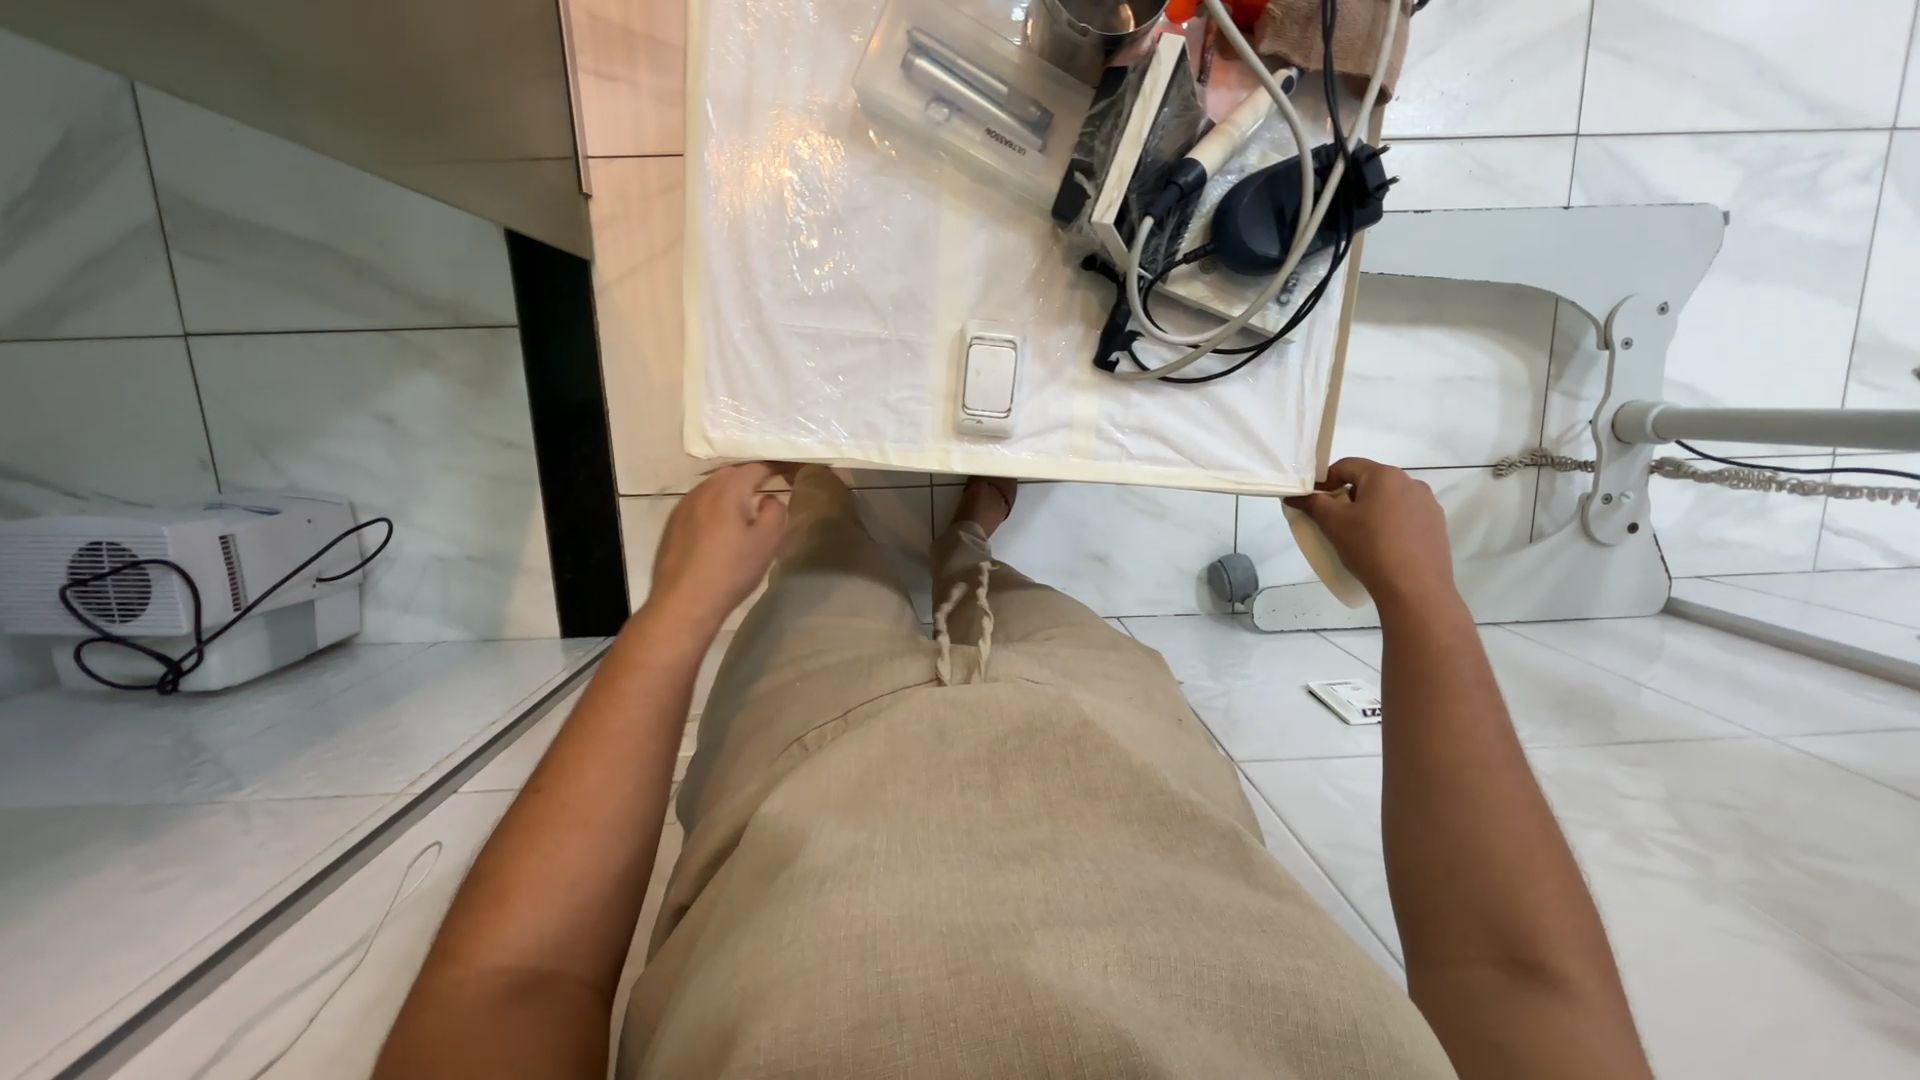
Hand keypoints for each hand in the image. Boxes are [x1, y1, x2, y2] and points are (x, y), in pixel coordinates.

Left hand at [647, 463, 788, 632]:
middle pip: (731, 473)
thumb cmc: (731, 571)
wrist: (684, 602)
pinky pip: (699, 504)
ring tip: (746, 505)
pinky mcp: (672, 525)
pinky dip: (715, 505)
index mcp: (727, 490)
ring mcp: (683, 507)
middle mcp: (701, 491)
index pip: (756, 467)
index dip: (776, 466)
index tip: (791, 470)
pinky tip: (721, 526)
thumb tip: (770, 499)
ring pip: (712, 488)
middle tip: (770, 484)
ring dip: (731, 491)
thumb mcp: (767, 542)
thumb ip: (775, 512)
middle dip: (751, 475)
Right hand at [1283, 457, 1456, 614]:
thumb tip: (1295, 496)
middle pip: (1369, 481)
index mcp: (1385, 476)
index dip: (1325, 480)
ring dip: (1370, 510)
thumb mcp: (1333, 524)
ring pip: (1389, 499)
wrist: (1414, 588)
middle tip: (1335, 521)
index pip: (1346, 466)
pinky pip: (1405, 516)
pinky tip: (1383, 546)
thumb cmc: (1369, 548)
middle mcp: (1411, 483)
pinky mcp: (1436, 525)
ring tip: (1360, 536)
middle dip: (1348, 496)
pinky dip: (1389, 523)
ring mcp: (1428, 504)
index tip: (1315, 501)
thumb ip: (1312, 503)